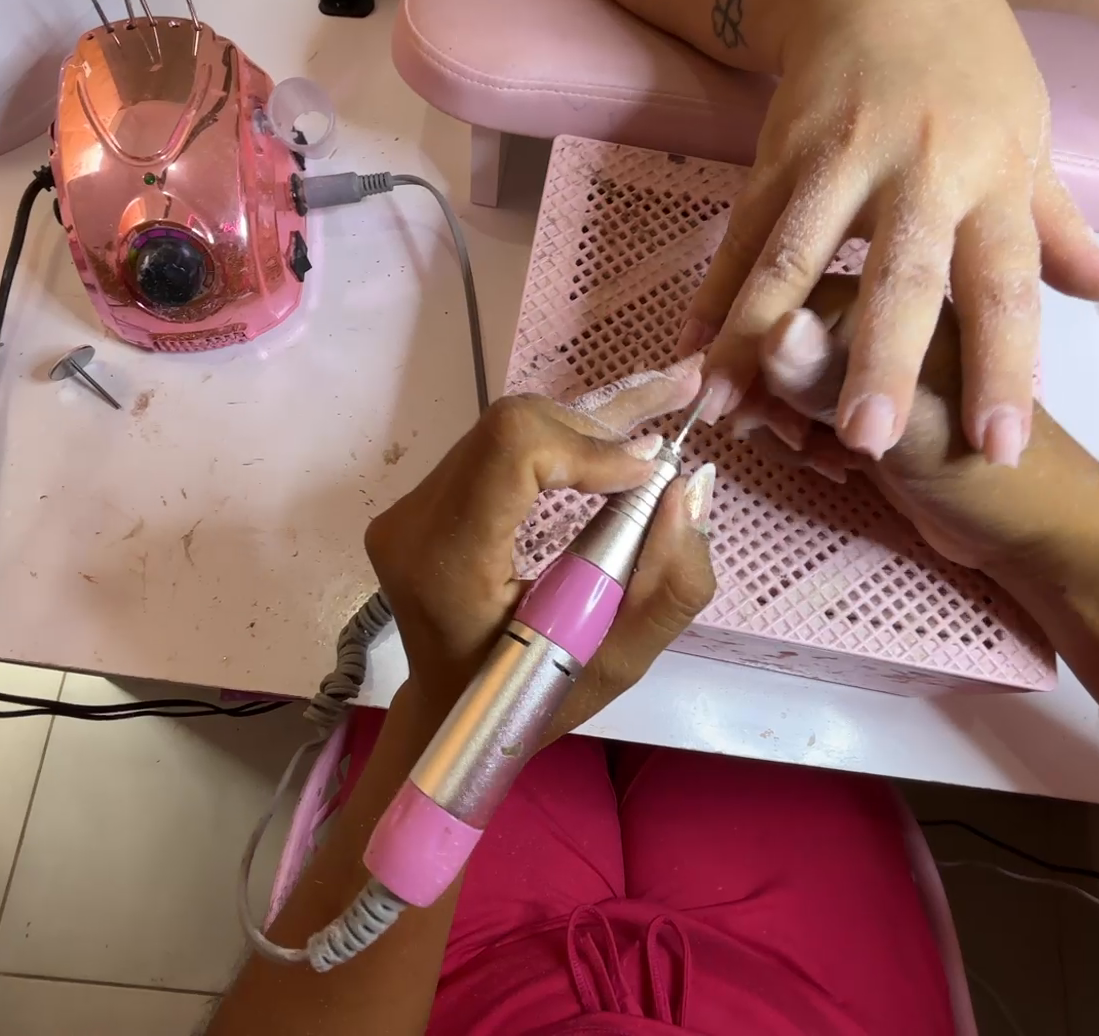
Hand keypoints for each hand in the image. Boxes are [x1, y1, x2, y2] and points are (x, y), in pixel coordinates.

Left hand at [365, 389, 715, 736]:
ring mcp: (413, 505)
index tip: (650, 473)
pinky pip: (501, 446)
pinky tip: (617, 417)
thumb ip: (668, 587)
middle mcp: (414, 521)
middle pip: (513, 428)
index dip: (591, 447)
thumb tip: (686, 487)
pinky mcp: (427, 498)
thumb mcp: (615, 665)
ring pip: (510, 428)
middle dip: (599, 431)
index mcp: (446, 563)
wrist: (450, 707)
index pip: (512, 452)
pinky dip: (564, 437)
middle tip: (669, 438)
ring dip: (587, 427)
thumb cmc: (527, 700)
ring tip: (667, 392)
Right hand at [685, 0, 1098, 465]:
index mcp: (993, 173)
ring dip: (756, 344)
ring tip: (728, 410)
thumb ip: (1060, 227)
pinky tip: (691, 353)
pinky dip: (711, 301)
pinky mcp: (771, 161)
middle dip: (878, 363)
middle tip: (865, 440)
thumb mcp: (1030, 135)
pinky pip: (737, 243)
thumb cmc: (964, 64)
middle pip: (897, 279)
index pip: (1005, 284)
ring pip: (790, 266)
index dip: (1005, 367)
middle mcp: (917, 170)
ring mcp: (833, 164)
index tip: (998, 448)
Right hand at [738, 276, 1098, 574]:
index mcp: (901, 287)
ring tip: (818, 457)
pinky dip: (791, 433)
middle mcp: (874, 306)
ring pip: (774, 372)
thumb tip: (775, 330)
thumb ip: (840, 379)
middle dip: (765, 401)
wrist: (1034, 532)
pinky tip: (823, 460)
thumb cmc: (994, 479)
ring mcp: (860, 351)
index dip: (751, 365)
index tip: (743, 417)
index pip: (787, 308)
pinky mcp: (853, 390)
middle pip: (771, 342)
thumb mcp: (916, 429)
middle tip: (797, 446)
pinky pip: (790, 399)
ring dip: (779, 421)